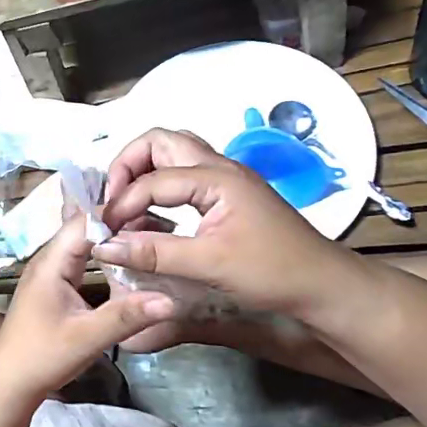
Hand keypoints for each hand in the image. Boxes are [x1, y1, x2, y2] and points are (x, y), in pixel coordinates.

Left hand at [0, 215, 177, 404]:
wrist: (10, 383)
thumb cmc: (42, 357)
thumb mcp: (88, 338)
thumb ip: (127, 317)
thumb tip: (170, 300)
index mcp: (52, 262)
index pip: (85, 222)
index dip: (117, 213)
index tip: (153, 213)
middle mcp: (49, 258)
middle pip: (85, 227)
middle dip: (118, 221)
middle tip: (158, 221)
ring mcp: (51, 270)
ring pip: (84, 241)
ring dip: (112, 236)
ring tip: (149, 231)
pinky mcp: (55, 283)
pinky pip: (82, 256)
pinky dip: (104, 253)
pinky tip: (126, 257)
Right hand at [94, 129, 372, 319]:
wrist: (323, 285)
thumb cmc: (272, 272)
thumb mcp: (209, 265)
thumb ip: (154, 253)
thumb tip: (105, 246)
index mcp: (216, 177)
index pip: (153, 179)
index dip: (122, 202)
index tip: (103, 231)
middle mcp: (219, 167)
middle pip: (161, 142)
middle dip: (129, 164)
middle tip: (113, 199)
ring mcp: (226, 179)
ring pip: (174, 155)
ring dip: (145, 172)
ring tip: (126, 204)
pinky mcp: (229, 195)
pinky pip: (185, 177)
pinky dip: (161, 188)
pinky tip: (152, 218)